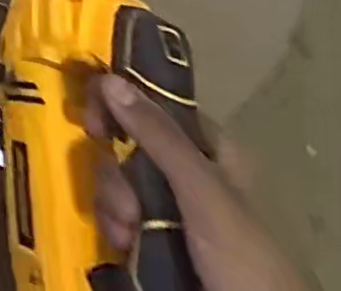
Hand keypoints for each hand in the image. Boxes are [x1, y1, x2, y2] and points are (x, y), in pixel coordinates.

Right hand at [85, 74, 307, 290]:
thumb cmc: (247, 264)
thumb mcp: (204, 194)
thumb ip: (158, 135)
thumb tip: (110, 76)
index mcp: (210, 148)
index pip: (155, 103)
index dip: (120, 104)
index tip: (93, 120)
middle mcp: (189, 172)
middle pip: (130, 145)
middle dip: (117, 173)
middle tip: (123, 202)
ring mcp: (173, 211)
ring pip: (121, 181)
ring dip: (113, 204)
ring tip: (126, 236)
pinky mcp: (157, 244)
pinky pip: (120, 216)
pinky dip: (114, 227)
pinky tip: (122, 248)